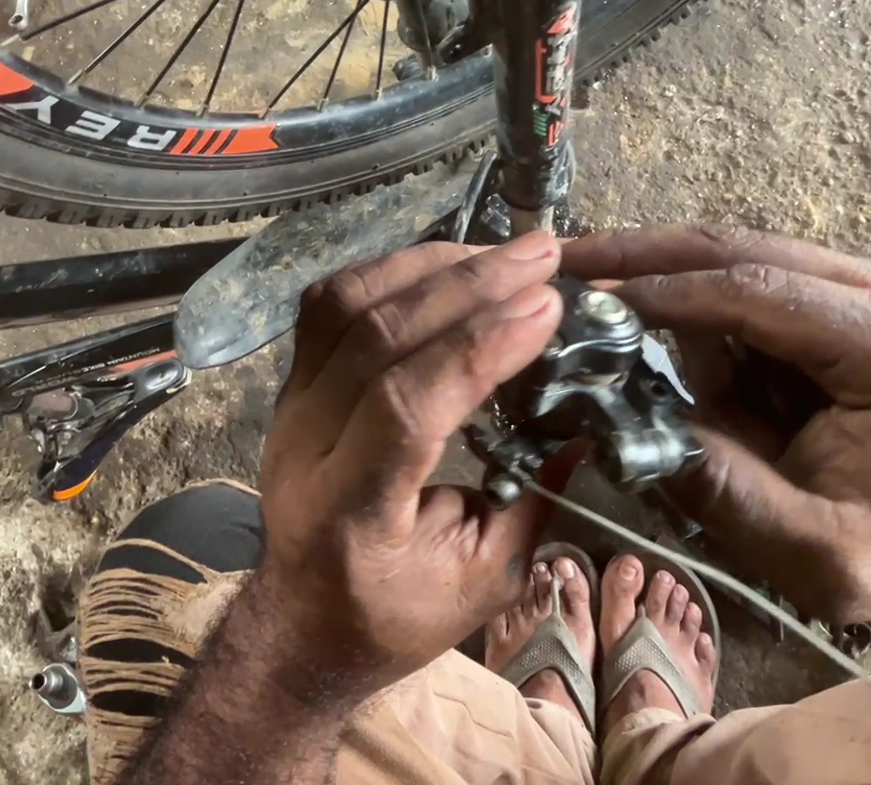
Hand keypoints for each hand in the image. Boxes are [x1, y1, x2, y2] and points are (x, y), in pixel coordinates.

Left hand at [251, 232, 564, 702]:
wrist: (300, 618)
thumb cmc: (391, 615)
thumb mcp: (480, 583)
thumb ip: (531, 502)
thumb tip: (583, 422)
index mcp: (349, 511)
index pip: (404, 406)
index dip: (476, 348)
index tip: (544, 306)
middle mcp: (303, 443)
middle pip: (375, 338)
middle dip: (468, 285)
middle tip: (541, 255)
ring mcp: (288, 403)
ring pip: (344, 304)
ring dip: (430, 264)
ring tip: (501, 252)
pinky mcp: (289, 381)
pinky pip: (329, 302)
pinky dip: (391, 269)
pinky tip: (444, 261)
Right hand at [563, 226, 870, 622]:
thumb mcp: (831, 562)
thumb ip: (736, 499)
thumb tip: (632, 427)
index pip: (763, 291)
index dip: (668, 291)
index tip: (590, 299)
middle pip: (744, 247)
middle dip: (646, 253)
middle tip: (565, 258)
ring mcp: (869, 287)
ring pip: (735, 255)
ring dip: (659, 274)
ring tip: (587, 290)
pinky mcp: (841, 298)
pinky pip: (743, 283)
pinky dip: (684, 297)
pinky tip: (639, 312)